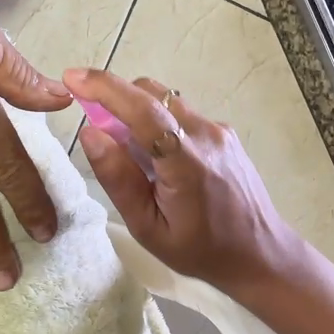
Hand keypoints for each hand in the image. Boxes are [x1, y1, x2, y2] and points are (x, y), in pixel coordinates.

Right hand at [67, 67, 322, 292]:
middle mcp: (206, 135)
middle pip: (151, 94)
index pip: (142, 110)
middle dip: (116, 99)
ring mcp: (219, 130)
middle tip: (98, 129)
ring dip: (138, 113)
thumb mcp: (148, 227)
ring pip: (166, 100)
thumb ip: (118, 179)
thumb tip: (90, 133)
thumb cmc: (200, 250)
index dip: (105, 88)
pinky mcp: (224, 132)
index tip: (72, 78)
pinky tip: (161, 162)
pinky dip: (159, 124)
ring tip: (134, 157)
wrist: (261, 255)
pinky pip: (181, 114)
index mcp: (185, 162)